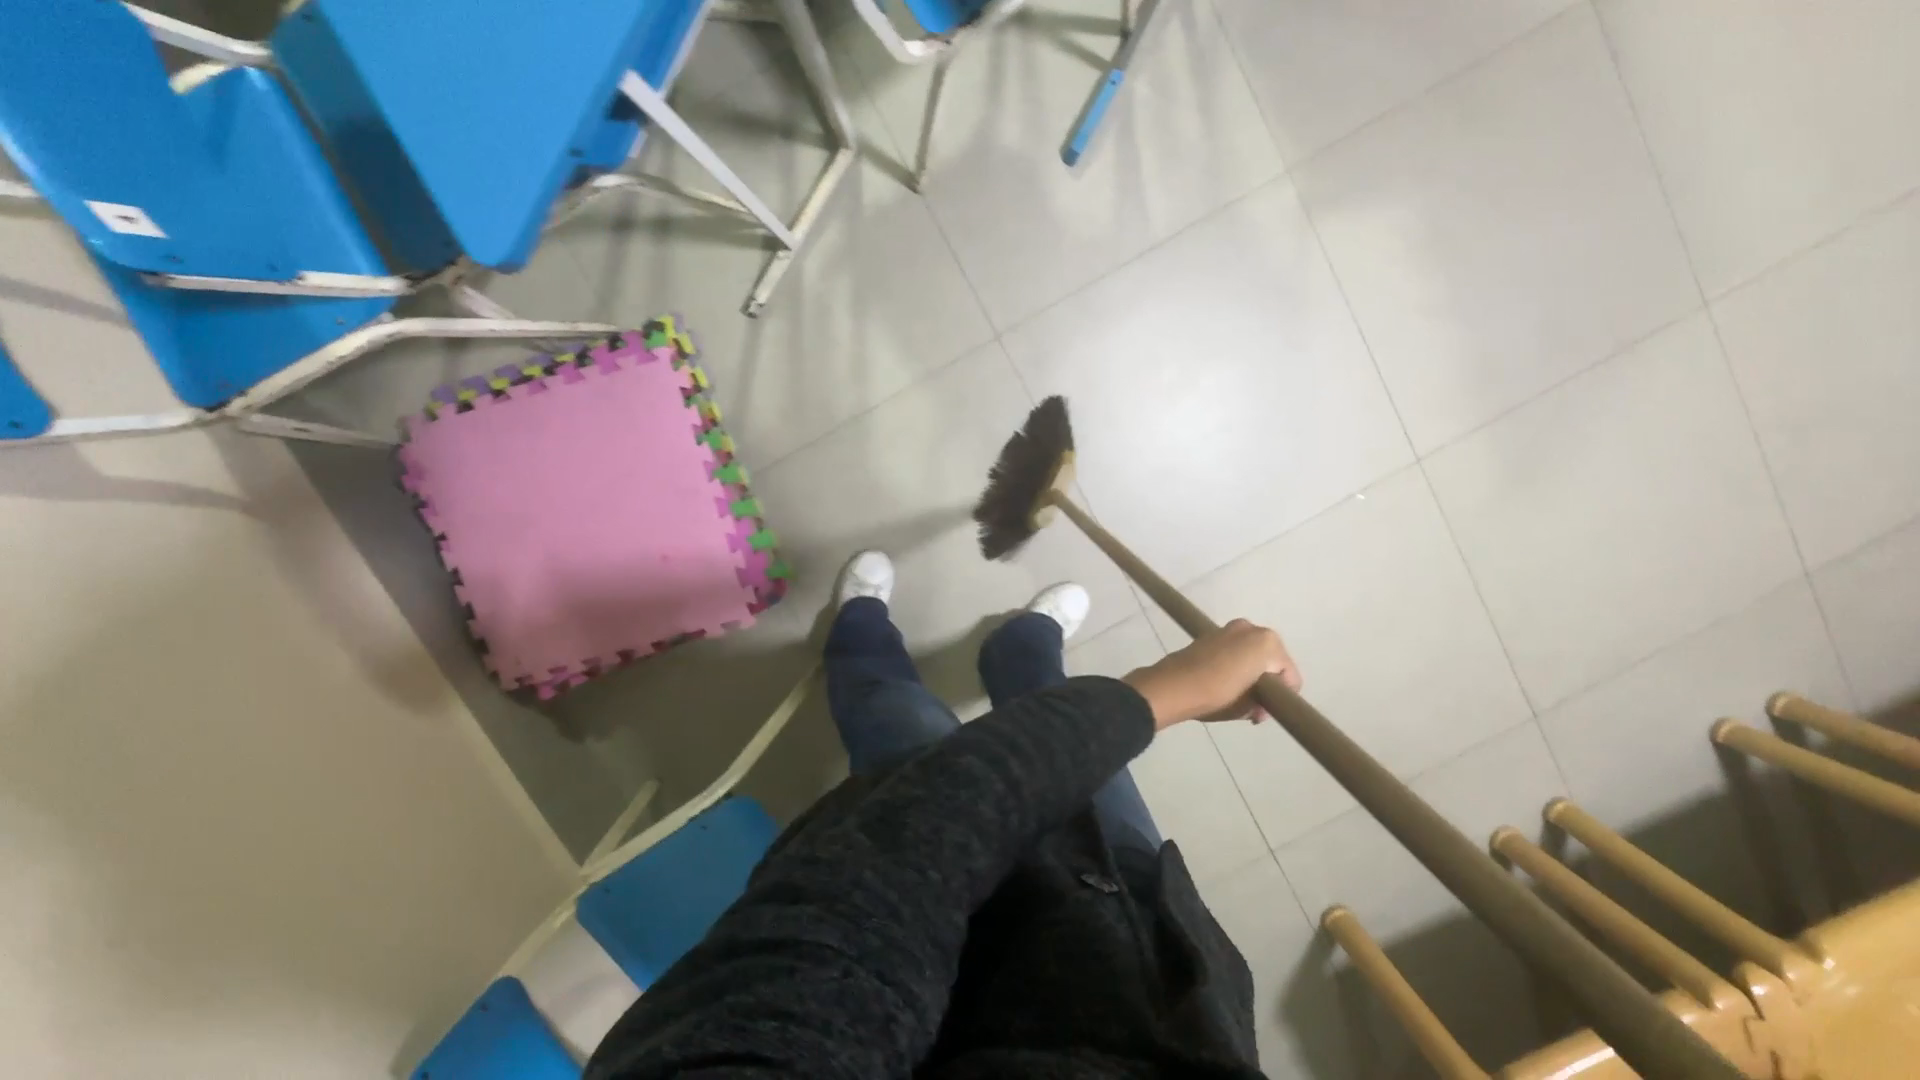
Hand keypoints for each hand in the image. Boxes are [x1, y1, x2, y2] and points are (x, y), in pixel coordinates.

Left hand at [1123, 619, 1301, 730]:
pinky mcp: (1210, 634)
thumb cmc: (1218, 695)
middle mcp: (1251, 628)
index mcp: (1268, 643)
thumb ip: (1262, 704)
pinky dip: (1234, 665)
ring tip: (1237, 697)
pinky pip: (1233, 651)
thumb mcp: (1248, 706)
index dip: (1282, 698)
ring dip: (1250, 674)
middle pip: (1271, 662)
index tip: (1263, 714)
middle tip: (1252, 708)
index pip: (1289, 676)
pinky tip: (1223, 683)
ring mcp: (1229, 628)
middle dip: (1266, 684)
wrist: (1173, 686)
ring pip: (1252, 655)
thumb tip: (1258, 707)